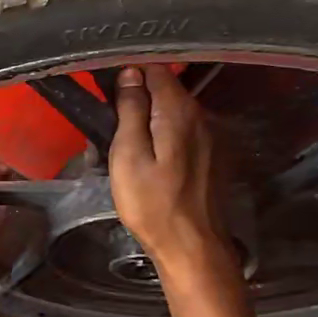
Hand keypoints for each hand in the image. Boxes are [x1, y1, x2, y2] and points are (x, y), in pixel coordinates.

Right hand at [109, 65, 228, 270]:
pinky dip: (162, 130)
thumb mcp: (129, 154)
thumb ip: (131, 109)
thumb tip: (130, 73)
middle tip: (110, 114)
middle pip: (166, 87)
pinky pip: (181, 128)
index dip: (130, 70)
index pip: (156, 68)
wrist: (192, 248)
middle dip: (138, 93)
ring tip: (124, 134)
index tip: (108, 83)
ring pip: (173, 109)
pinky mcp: (209, 154)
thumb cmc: (152, 203)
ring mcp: (209, 136)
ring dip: (149, 113)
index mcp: (179, 111)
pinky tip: (147, 152)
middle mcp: (200, 116)